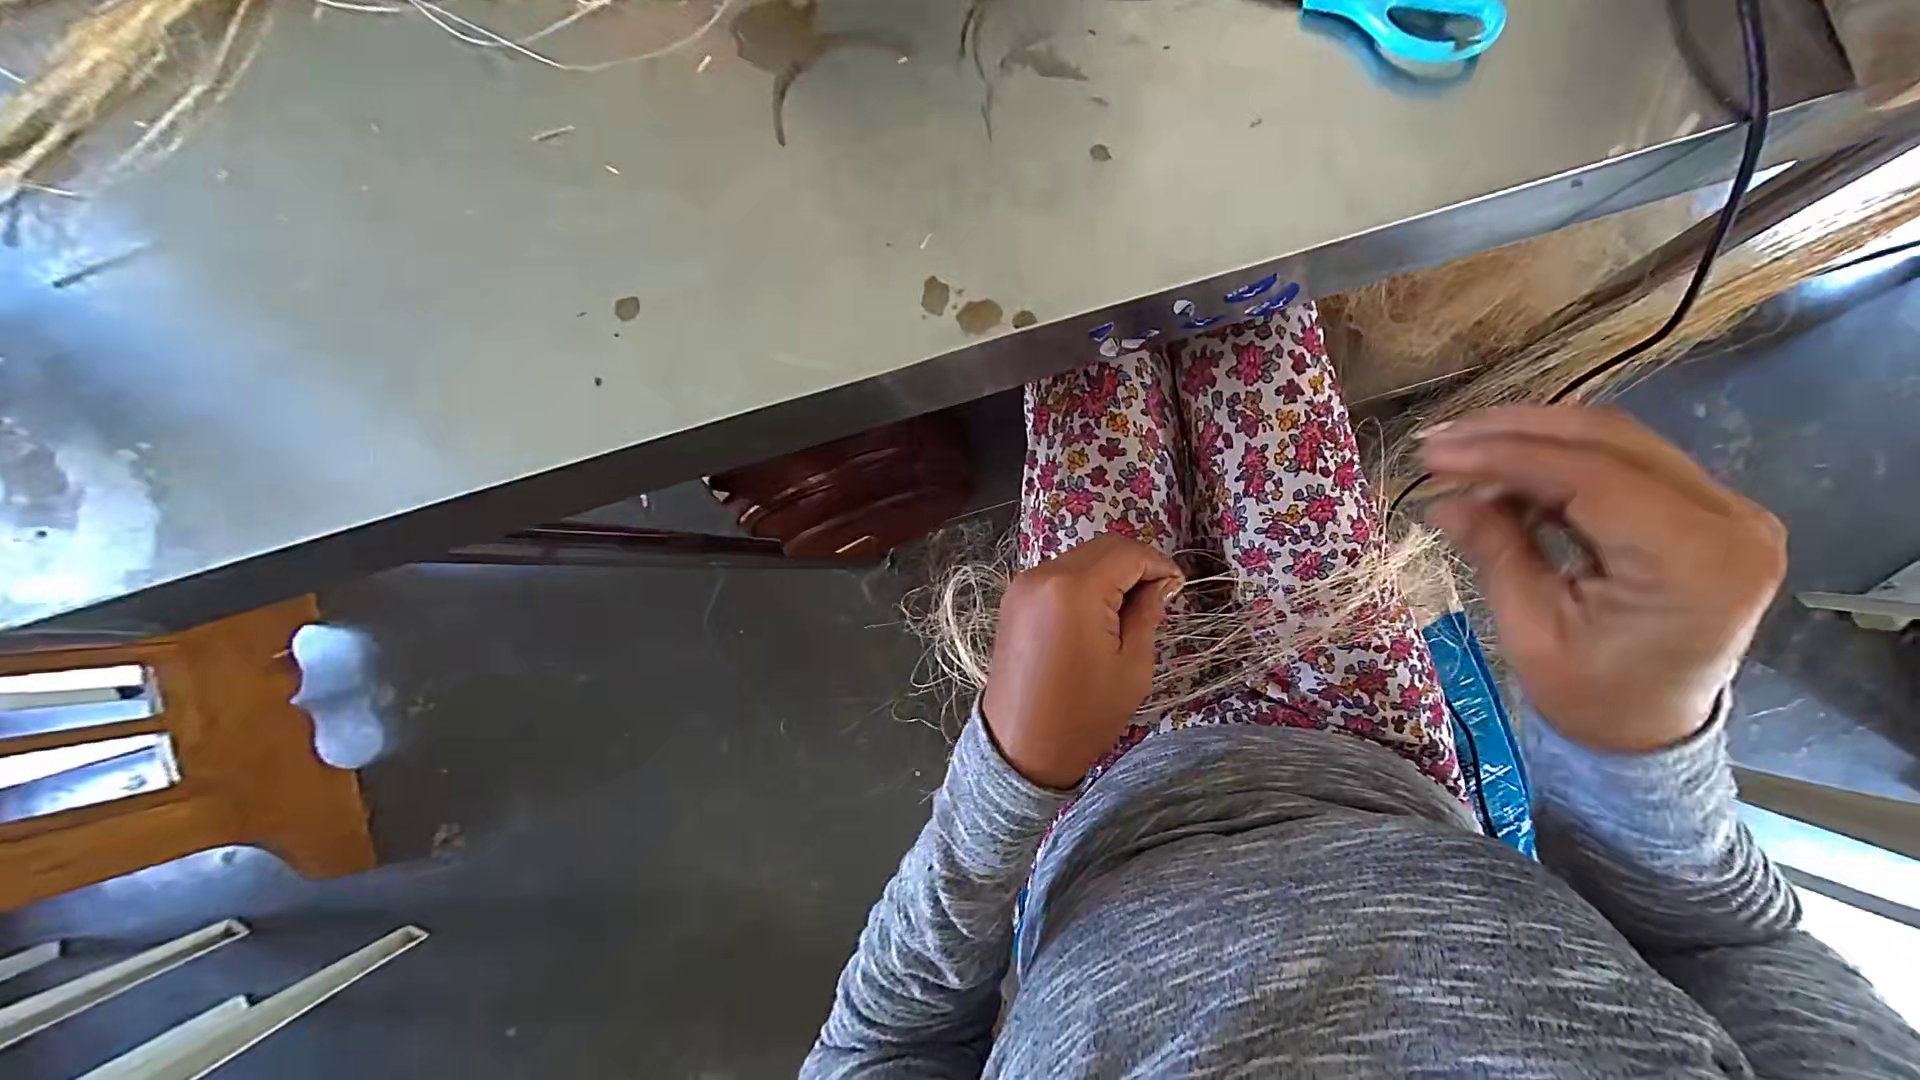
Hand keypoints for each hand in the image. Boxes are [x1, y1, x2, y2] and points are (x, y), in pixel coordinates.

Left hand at [982, 535, 1183, 788]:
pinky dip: (1083, 582)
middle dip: (1135, 565)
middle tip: (1156, 599)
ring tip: (1127, 611)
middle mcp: (1042, 574)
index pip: (1127, 552)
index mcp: (1073, 589)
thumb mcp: (1132, 666)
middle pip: (1101, 547)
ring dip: (1108, 572)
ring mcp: (1022, 585)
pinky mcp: (1013, 599)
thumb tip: (1159, 585)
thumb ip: (1147, 613)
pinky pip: (1057, 574)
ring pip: (1079, 558)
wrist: (1020, 747)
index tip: (1176, 588)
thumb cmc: (1083, 714)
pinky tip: (1096, 613)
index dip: (1159, 564)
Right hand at [1418, 406, 1786, 753]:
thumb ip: (1496, 553)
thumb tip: (1442, 501)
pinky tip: (1497, 468)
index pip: (1594, 478)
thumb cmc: (1589, 692)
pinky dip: (1548, 455)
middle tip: (1437, 440)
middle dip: (1512, 431)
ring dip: (1527, 435)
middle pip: (1609, 440)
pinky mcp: (1695, 505)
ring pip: (1611, 438)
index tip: (1434, 457)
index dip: (1506, 457)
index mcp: (1695, 564)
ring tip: (1456, 448)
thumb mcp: (1529, 629)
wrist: (1649, 721)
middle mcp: (1727, 521)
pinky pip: (1615, 458)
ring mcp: (1719, 507)